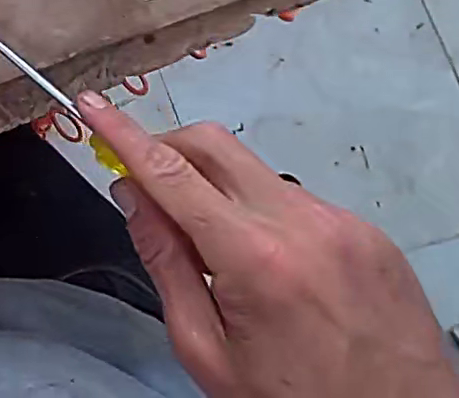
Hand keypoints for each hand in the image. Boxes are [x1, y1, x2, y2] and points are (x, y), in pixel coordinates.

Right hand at [78, 92, 458, 397]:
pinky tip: (279, 268)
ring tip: (226, 254)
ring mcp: (340, 219)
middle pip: (212, 143)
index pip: (170, 173)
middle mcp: (300, 220)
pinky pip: (295, 198)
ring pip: (253, 171)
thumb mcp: (209, 355)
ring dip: (221, 191)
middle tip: (148, 182)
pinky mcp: (367, 228)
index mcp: (254, 259)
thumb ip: (165, 264)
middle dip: (169, 146)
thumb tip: (132, 194)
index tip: (91, 103)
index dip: (123, 133)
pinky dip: (265, 213)